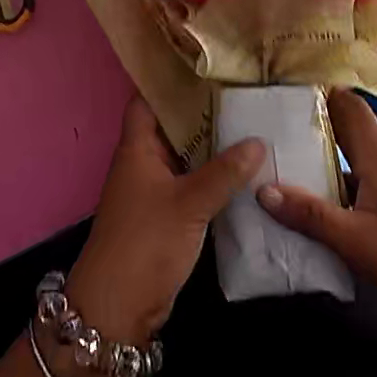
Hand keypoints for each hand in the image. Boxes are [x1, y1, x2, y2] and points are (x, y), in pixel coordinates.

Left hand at [68, 96, 264, 342]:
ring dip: (214, 146)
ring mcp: (155, 190)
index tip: (209, 68)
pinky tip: (246, 171)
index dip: (171, 81)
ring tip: (254, 124)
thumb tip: (259, 142)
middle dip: (205, 113)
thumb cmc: (145, 243)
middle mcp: (144, 163)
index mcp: (138, 148)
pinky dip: (215, 176)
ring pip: (187, 157)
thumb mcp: (189, 203)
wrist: (118, 309)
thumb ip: (225, 172)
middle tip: (246, 93)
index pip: (148, 100)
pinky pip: (193, 184)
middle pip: (173, 127)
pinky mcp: (167, 215)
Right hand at [257, 90, 376, 331]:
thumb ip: (310, 215)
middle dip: (316, 125)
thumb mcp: (356, 240)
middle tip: (275, 123)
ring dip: (322, 160)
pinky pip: (359, 187)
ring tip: (283, 163)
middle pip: (350, 133)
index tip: (290, 86)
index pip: (353, 110)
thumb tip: (262, 188)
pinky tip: (315, 205)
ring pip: (353, 163)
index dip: (326, 92)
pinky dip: (335, 188)